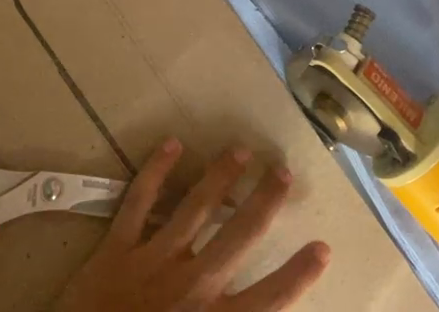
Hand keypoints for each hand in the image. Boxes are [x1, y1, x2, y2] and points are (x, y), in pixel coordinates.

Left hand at [55, 139, 330, 311]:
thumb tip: (256, 308)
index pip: (269, 298)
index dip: (298, 274)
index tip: (321, 247)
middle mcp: (192, 286)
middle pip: (239, 236)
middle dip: (265, 201)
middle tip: (283, 171)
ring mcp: (154, 261)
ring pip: (195, 209)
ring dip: (220, 177)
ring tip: (239, 150)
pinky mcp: (116, 248)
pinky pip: (139, 202)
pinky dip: (155, 170)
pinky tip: (171, 143)